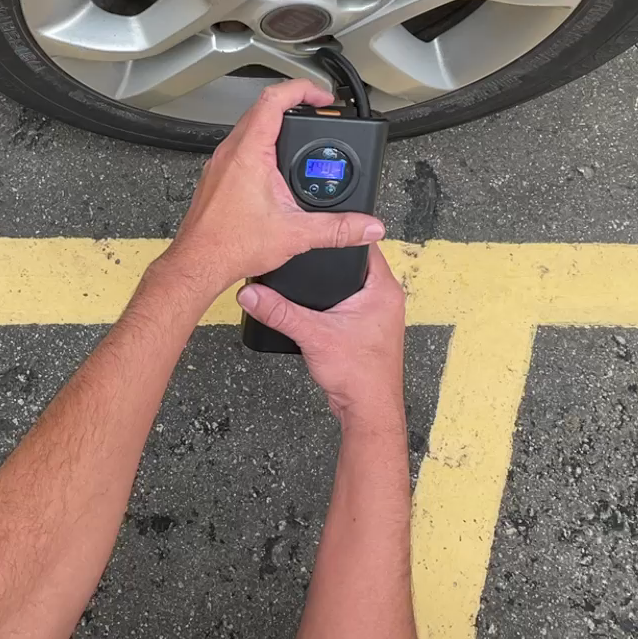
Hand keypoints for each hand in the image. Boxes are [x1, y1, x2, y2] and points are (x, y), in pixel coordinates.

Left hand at [161, 79, 385, 294]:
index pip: (273, 99)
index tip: (322, 97)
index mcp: (248, 153)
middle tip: (316, 113)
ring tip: (299, 137)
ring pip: (248, 128)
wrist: (198, 264)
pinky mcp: (216, 178)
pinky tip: (275, 169)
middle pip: (261, 109)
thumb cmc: (229, 246)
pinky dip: (261, 148)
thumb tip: (366, 226)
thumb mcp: (295, 235)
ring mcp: (219, 164)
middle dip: (293, 106)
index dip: (302, 89)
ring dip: (275, 127)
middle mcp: (229, 152)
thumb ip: (337, 229)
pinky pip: (240, 149)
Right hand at [237, 247, 406, 429]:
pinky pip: (346, 303)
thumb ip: (279, 311)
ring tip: (304, 270)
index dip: (340, 234)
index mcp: (383, 289)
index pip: (363, 245)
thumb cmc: (360, 376)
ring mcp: (376, 314)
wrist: (368, 412)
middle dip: (328, 257)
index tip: (318, 226)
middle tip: (304, 245)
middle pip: (353, 263)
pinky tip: (311, 302)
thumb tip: (252, 294)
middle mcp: (385, 298)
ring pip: (349, 284)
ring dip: (329, 280)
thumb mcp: (312, 335)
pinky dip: (329, 300)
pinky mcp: (365, 329)